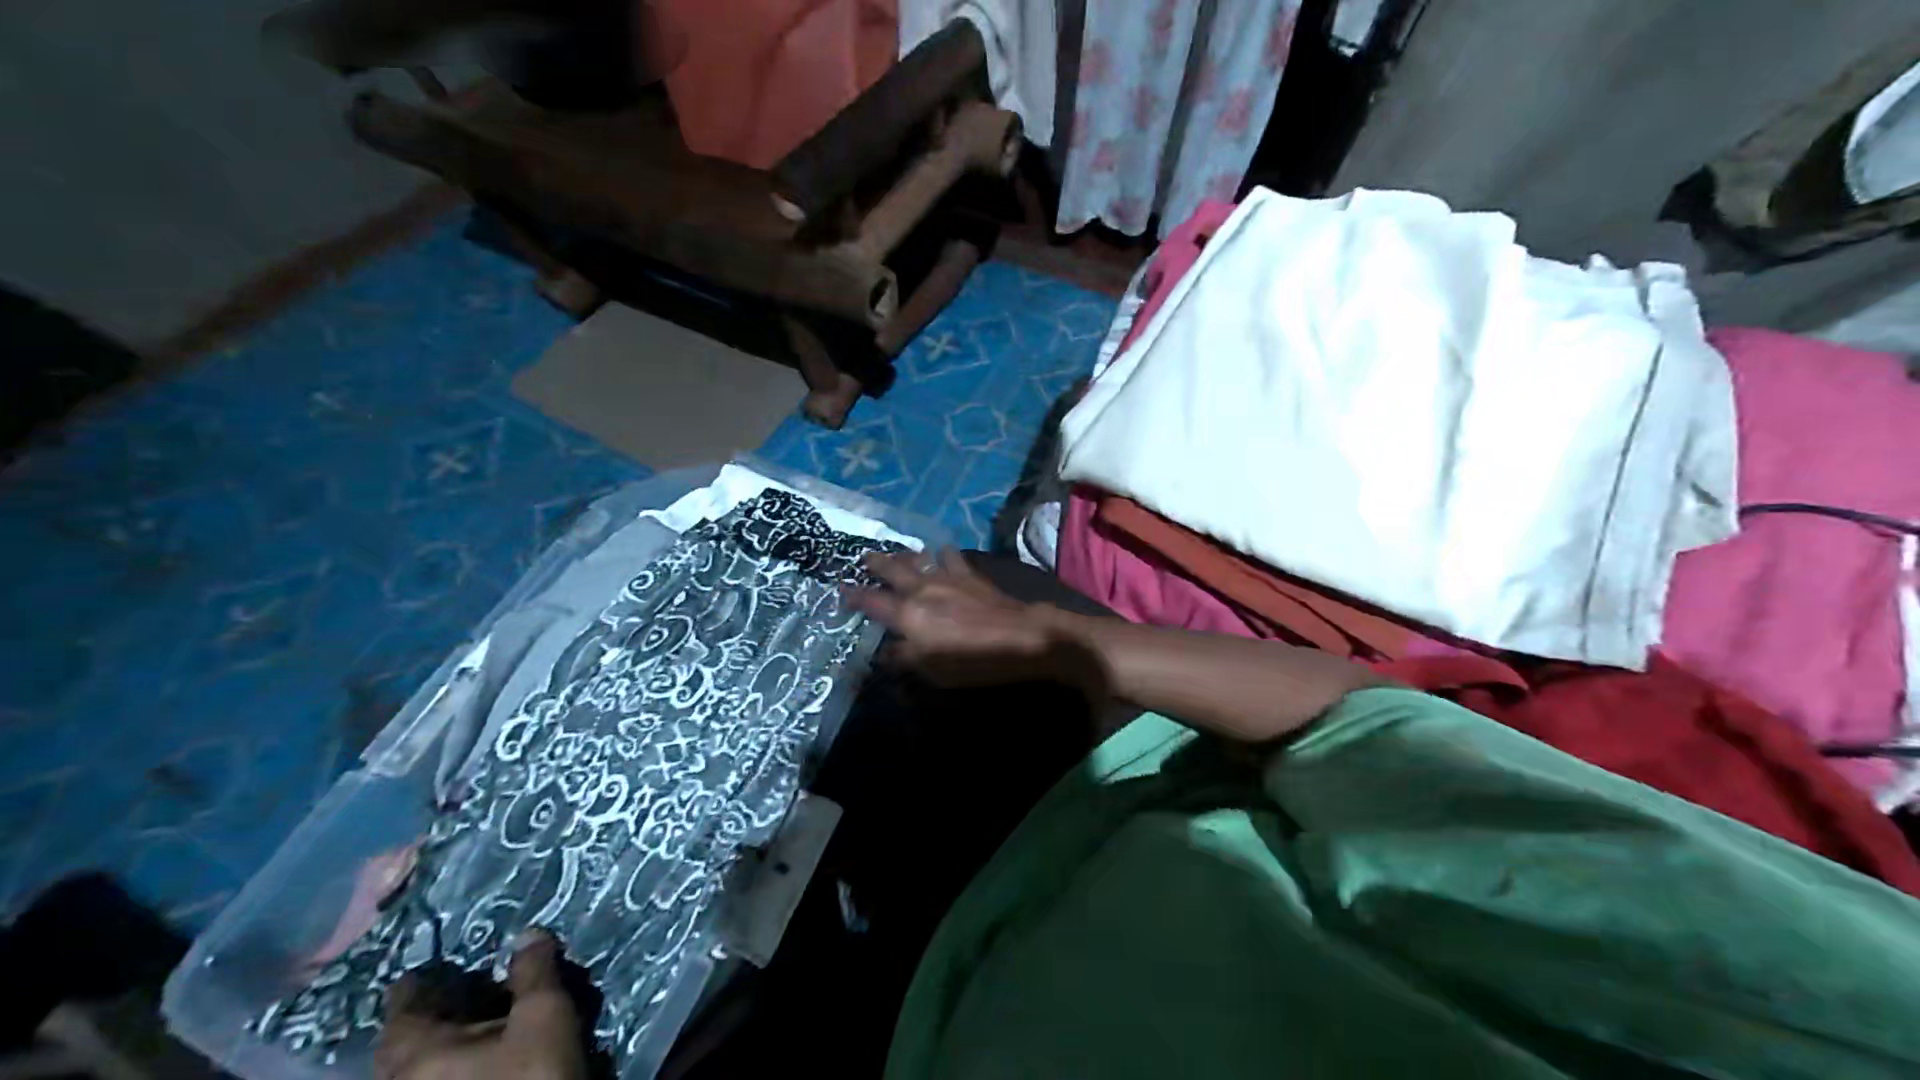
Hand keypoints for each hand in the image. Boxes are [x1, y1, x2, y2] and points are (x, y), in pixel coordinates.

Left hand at [376, 929, 585, 1079]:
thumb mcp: (544, 1017)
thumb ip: (533, 973)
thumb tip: (525, 934)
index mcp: (417, 1057)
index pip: (403, 1011)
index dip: (414, 987)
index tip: (422, 972)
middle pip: (403, 1047)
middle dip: (427, 1018)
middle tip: (454, 994)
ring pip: (417, 1073)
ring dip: (440, 1047)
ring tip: (473, 1025)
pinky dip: (451, 1070)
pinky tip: (479, 1062)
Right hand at [846, 550, 1065, 686]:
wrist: (1019, 636)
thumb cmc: (972, 660)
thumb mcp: (932, 671)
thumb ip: (904, 658)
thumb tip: (884, 653)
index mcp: (907, 614)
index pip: (871, 600)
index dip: (853, 594)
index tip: (841, 589)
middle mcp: (921, 589)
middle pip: (892, 568)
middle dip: (875, 561)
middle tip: (864, 557)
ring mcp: (946, 576)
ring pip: (918, 556)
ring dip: (905, 554)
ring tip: (898, 553)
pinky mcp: (968, 573)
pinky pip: (949, 556)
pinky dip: (940, 554)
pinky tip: (940, 554)